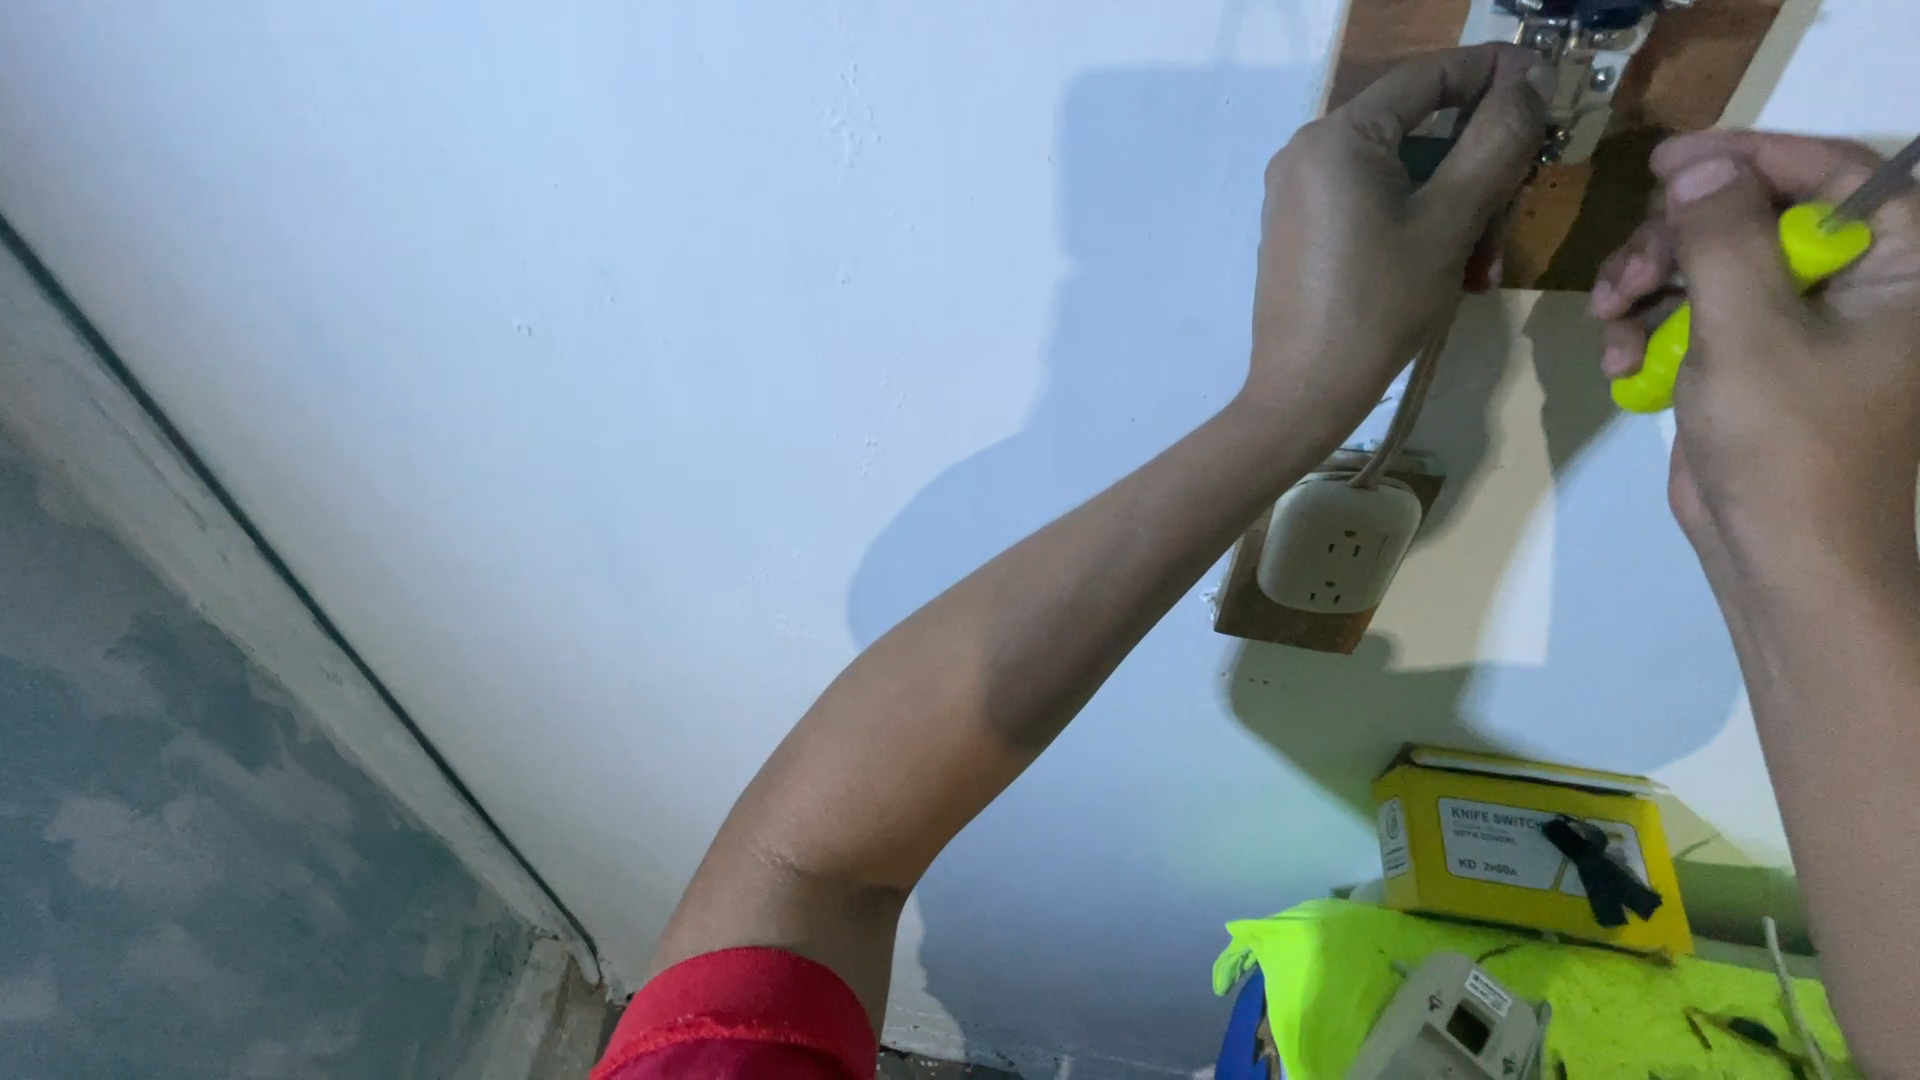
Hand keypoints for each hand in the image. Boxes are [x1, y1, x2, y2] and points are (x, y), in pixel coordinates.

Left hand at [1242, 44, 1545, 451]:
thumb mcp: (1451, 219)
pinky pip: (1369, 210)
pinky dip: (1414, 231)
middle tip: (1511, 218)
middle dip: (1476, 173)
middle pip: (1417, 134)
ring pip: (1400, 179)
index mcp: (1334, 140)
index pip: (1430, 75)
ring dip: (1454, 214)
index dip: (1498, 74)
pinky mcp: (1297, 236)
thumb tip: (1527, 77)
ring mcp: (1295, 199)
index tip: (1553, 93)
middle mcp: (1303, 158)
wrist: (1305, 393)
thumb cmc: (1377, 307)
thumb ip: (1498, 137)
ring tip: (1482, 269)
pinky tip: (1450, 276)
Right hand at [1591, 133, 1919, 569]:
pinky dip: (1644, 330)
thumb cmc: (1787, 439)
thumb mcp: (1749, 334)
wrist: (1779, 544)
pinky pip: (1688, 316)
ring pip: (1707, 268)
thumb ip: (1723, 242)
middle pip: (1752, 220)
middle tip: (1620, 280)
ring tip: (1607, 325)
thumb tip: (1695, 169)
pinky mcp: (1745, 359)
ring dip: (1645, 289)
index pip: (1835, 175)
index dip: (1749, 157)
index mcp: (1900, 264)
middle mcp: (1854, 283)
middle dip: (1673, 243)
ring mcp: (1795, 324)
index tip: (1665, 163)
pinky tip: (1617, 360)